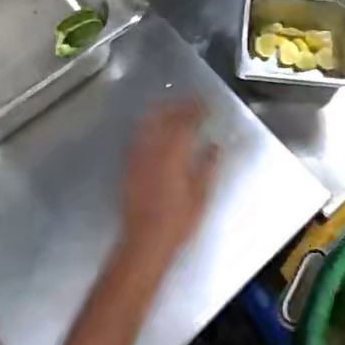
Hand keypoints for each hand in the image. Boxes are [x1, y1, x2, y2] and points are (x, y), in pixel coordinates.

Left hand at [119, 101, 220, 267]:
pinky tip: (154, 129)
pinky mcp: (130, 166)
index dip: (196, 110)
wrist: (145, 241)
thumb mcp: (201, 194)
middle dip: (179, 106)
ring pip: (149, 124)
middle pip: (166, 117)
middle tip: (192, 104)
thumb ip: (207, 166)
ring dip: (162, 112)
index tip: (206, 106)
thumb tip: (214, 146)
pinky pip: (139, 137)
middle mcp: (154, 150)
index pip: (186, 122)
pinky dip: (149, 126)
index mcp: (174, 154)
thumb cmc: (177, 221)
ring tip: (173, 108)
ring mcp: (139, 157)